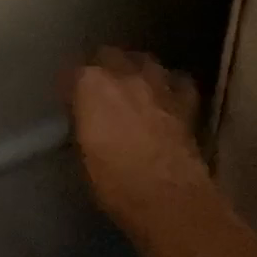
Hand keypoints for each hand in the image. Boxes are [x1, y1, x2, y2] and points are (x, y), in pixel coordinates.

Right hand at [69, 47, 210, 235]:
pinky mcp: (186, 106)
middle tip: (101, 86)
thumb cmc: (114, 181)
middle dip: (103, 65)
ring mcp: (157, 88)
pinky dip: (174, 85)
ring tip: (135, 83)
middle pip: (109, 54)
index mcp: (88, 83)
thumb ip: (83, 122)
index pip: (71, 72)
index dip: (69, 87)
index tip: (69, 100)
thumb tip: (86, 120)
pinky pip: (181, 82)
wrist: (170, 203)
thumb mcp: (82, 151)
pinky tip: (168, 96)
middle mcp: (121, 75)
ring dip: (139, 68)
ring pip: (147, 60)